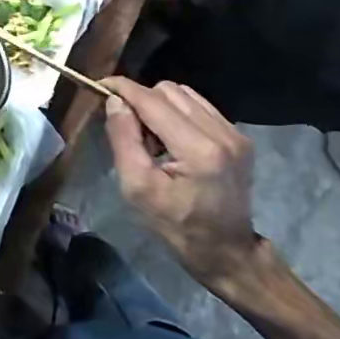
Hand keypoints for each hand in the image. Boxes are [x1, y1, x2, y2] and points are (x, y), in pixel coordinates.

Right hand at [101, 76, 258, 285]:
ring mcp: (235, 133)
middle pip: (169, 91)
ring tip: (153, 137)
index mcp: (198, 149)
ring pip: (185, 94)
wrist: (228, 253)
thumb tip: (114, 101)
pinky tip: (172, 139)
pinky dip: (178, 113)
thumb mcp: (138, 188)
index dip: (123, 88)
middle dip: (142, 101)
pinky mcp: (239, 137)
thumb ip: (124, 139)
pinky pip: (200, 106)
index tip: (99, 85)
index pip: (152, 101)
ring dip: (160, 106)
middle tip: (130, 130)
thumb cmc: (177, 226)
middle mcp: (221, 133)